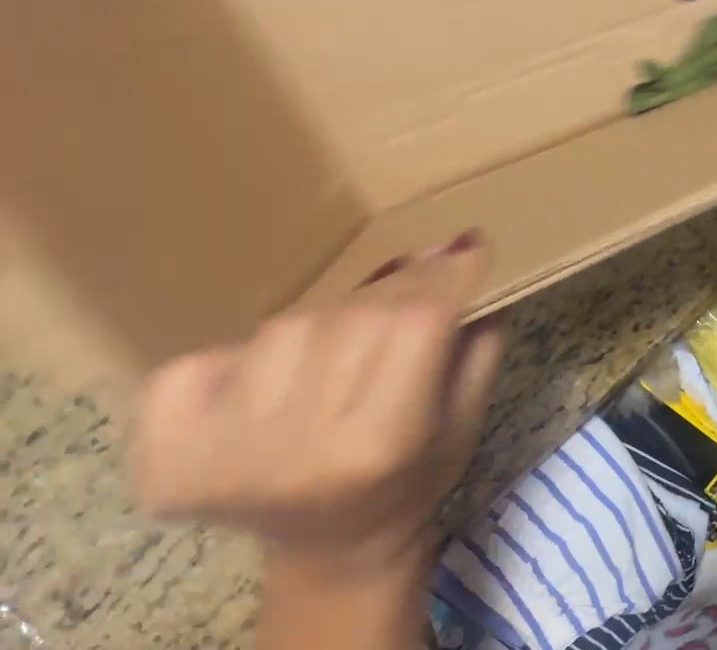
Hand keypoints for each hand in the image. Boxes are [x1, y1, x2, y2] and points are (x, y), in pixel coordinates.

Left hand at [131, 232, 505, 584]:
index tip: (464, 250)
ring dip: (324, 322)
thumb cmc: (419, 473)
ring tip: (343, 344)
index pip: (416, 321)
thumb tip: (465, 248)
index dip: (442, 276)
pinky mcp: (162, 459)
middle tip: (412, 295)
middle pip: (351, 317)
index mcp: (384, 442)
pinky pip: (195, 364)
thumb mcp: (470, 412)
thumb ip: (477, 337)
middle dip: (393, 294)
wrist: (335, 545)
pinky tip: (265, 383)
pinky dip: (233, 358)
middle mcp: (299, 450)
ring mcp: (219, 456)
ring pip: (284, 327)